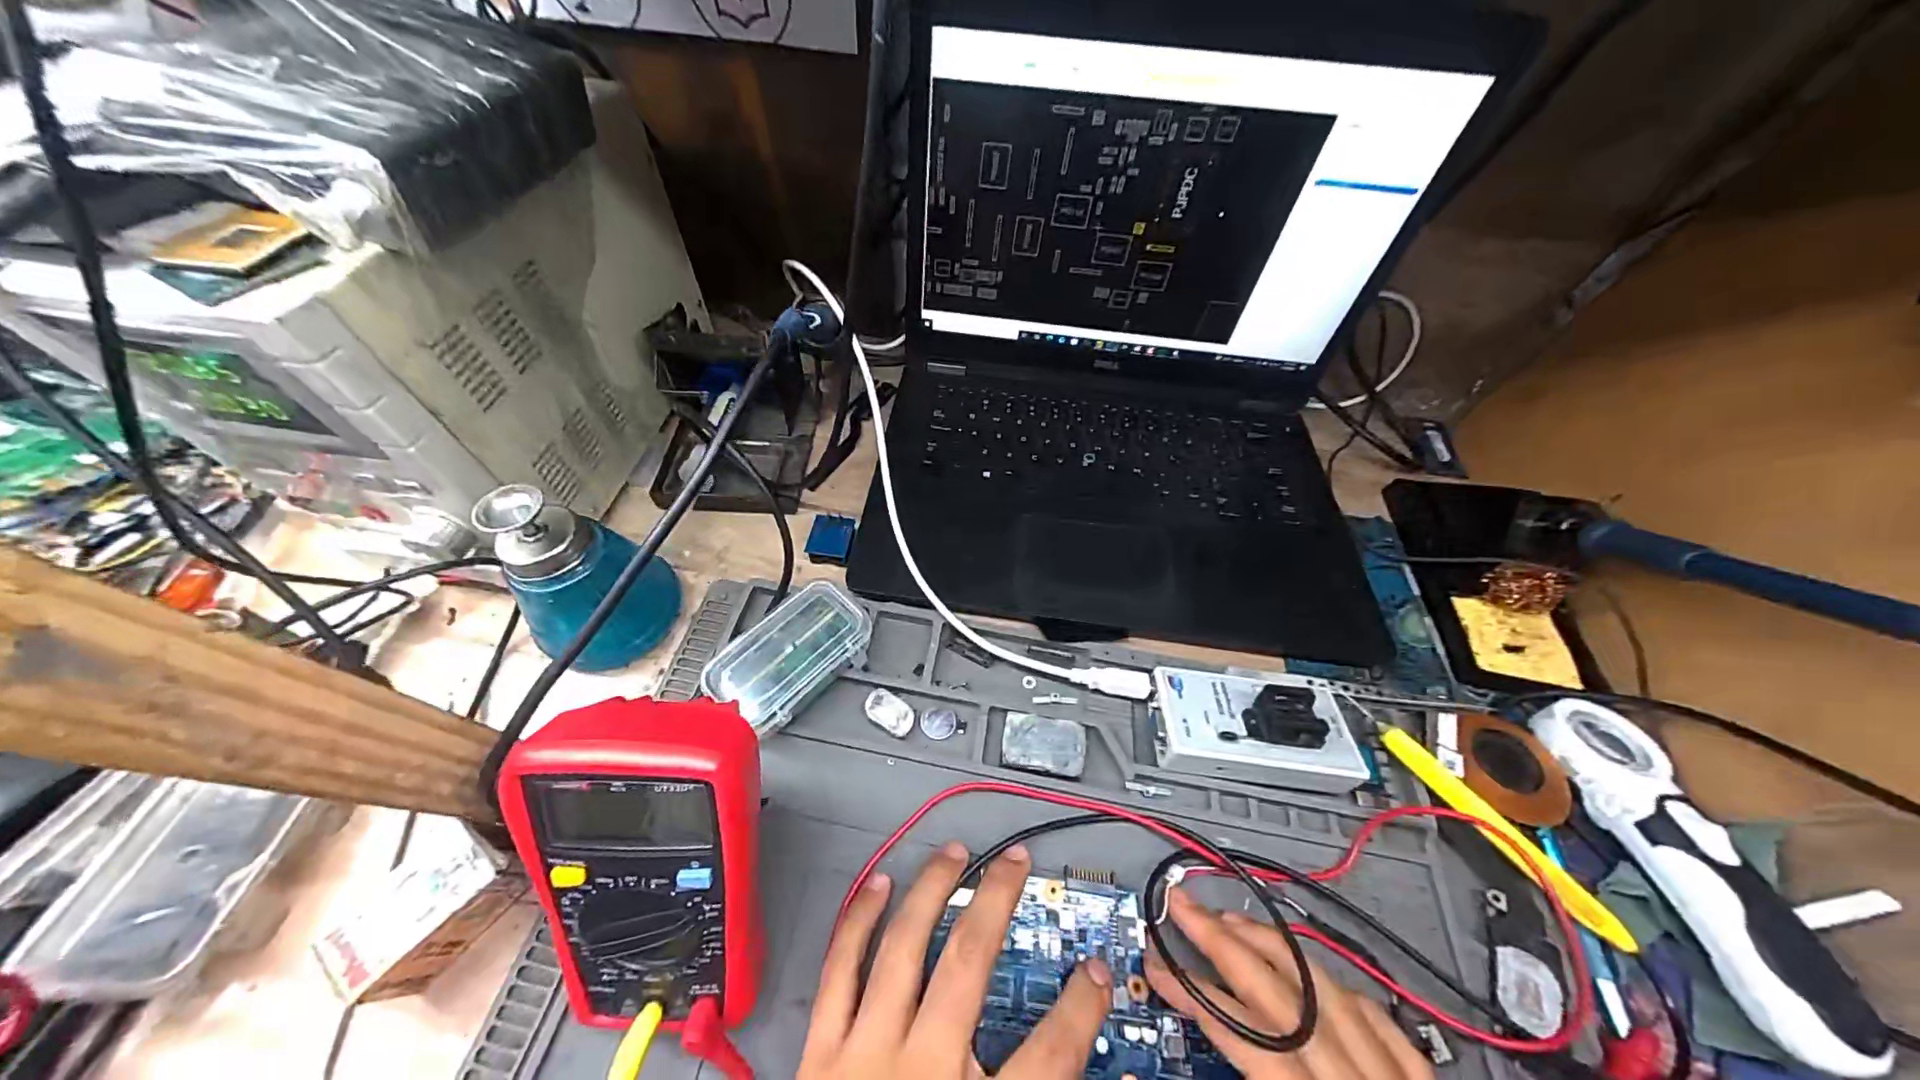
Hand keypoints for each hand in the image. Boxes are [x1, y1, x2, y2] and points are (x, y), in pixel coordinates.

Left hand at [799, 841, 1111, 1079]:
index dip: (1079, 1009)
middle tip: (1015, 862)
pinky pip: (840, 972)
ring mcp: (864, 1057)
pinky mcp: (819, 1056)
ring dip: (931, 892)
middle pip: (969, 965)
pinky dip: (860, 922)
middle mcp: (921, 1073)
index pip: (1049, 1057)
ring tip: (952, 854)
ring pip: (904, 949)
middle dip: (996, 903)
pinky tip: (875, 886)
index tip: (1093, 972)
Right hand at [1146, 887, 1432, 1079]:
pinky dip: (1337, 984)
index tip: (1159, 965)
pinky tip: (1311, 968)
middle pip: (1285, 994)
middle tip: (1186, 907)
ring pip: (1330, 991)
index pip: (1244, 1037)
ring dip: (1273, 948)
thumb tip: (1189, 1041)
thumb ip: (1230, 1079)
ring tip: (1233, 925)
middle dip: (1226, 941)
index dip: (1193, 994)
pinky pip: (1382, 1020)